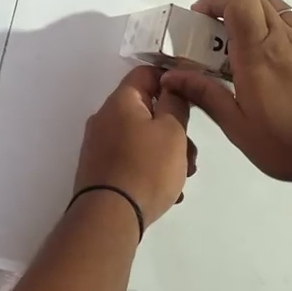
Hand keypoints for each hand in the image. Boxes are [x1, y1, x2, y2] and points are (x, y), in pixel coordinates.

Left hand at [74, 65, 196, 228]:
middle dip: (174, 130)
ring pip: (142, 138)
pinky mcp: (99, 169)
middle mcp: (105, 118)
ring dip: (167, 154)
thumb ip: (175, 103)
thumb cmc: (146, 168)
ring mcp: (99, 145)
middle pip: (146, 111)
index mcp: (120, 101)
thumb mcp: (172, 131)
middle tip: (190, 155)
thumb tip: (171, 86)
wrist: (110, 216)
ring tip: (182, 180)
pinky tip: (167, 193)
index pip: (146, 74)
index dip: (172, 80)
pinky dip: (150, 169)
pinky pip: (131, 159)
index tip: (192, 98)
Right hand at [160, 0, 291, 188]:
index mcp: (259, 52)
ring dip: (254, 16)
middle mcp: (284, 37)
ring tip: (245, 48)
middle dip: (228, 6)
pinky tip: (276, 57)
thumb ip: (205, 94)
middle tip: (215, 35)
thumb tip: (171, 76)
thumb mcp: (238, 126)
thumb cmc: (288, 143)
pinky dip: (279, 28)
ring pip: (276, 7)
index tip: (201, 19)